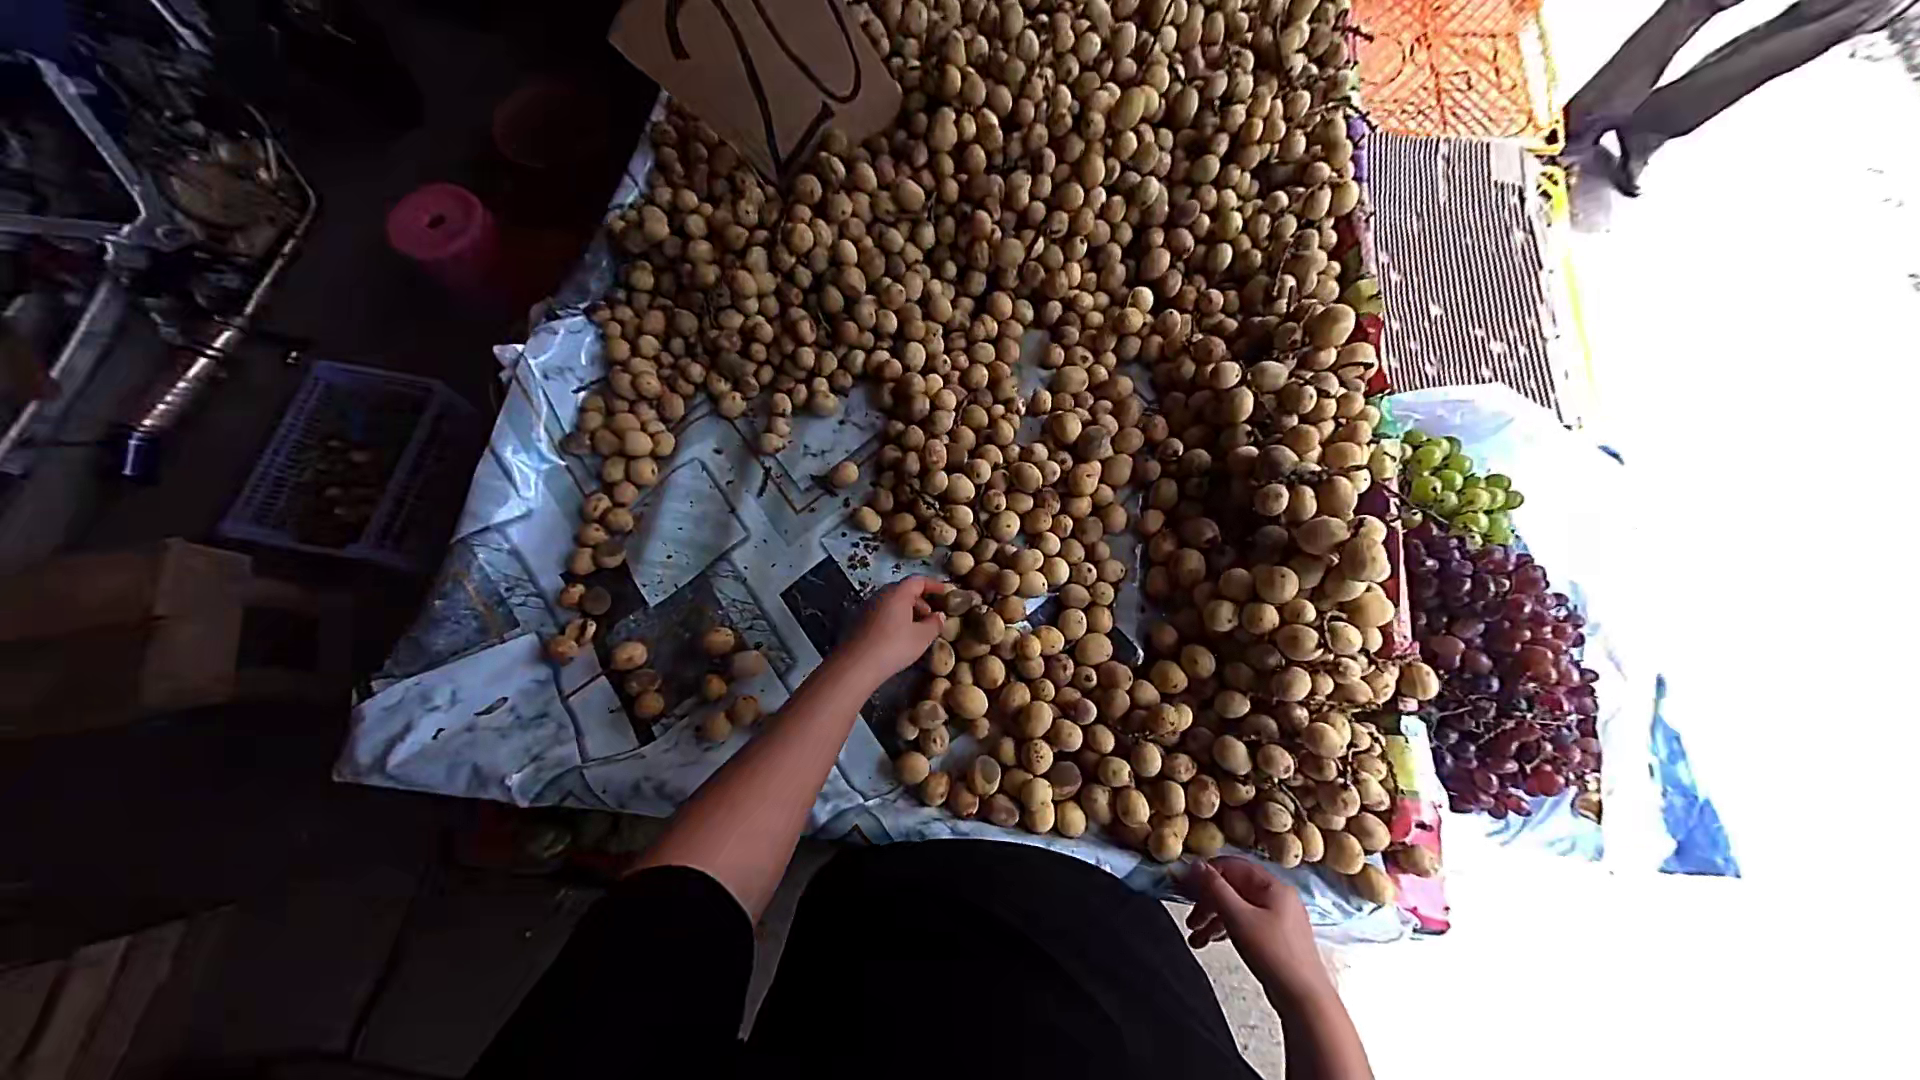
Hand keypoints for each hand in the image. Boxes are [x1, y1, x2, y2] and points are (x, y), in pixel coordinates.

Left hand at [837, 576, 945, 686]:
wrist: (856, 665)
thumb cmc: (894, 647)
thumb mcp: (921, 637)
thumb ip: (934, 624)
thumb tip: (939, 615)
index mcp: (898, 593)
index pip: (918, 580)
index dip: (933, 584)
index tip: (944, 592)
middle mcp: (881, 595)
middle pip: (903, 590)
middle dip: (920, 599)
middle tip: (930, 615)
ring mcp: (867, 607)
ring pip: (892, 602)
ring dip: (907, 610)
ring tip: (917, 627)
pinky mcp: (859, 621)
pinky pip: (882, 612)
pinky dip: (894, 618)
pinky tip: (899, 636)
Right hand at [1181, 856, 1332, 1004]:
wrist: (1305, 1002)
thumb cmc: (1273, 954)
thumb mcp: (1238, 916)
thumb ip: (1215, 888)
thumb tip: (1196, 864)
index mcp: (1273, 886)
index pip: (1233, 866)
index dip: (1207, 874)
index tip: (1187, 886)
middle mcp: (1277, 898)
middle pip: (1233, 888)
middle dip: (1208, 902)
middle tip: (1191, 917)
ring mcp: (1278, 919)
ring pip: (1237, 908)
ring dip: (1213, 919)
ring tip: (1195, 936)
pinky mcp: (1275, 938)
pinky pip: (1244, 924)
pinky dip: (1226, 929)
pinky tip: (1210, 941)